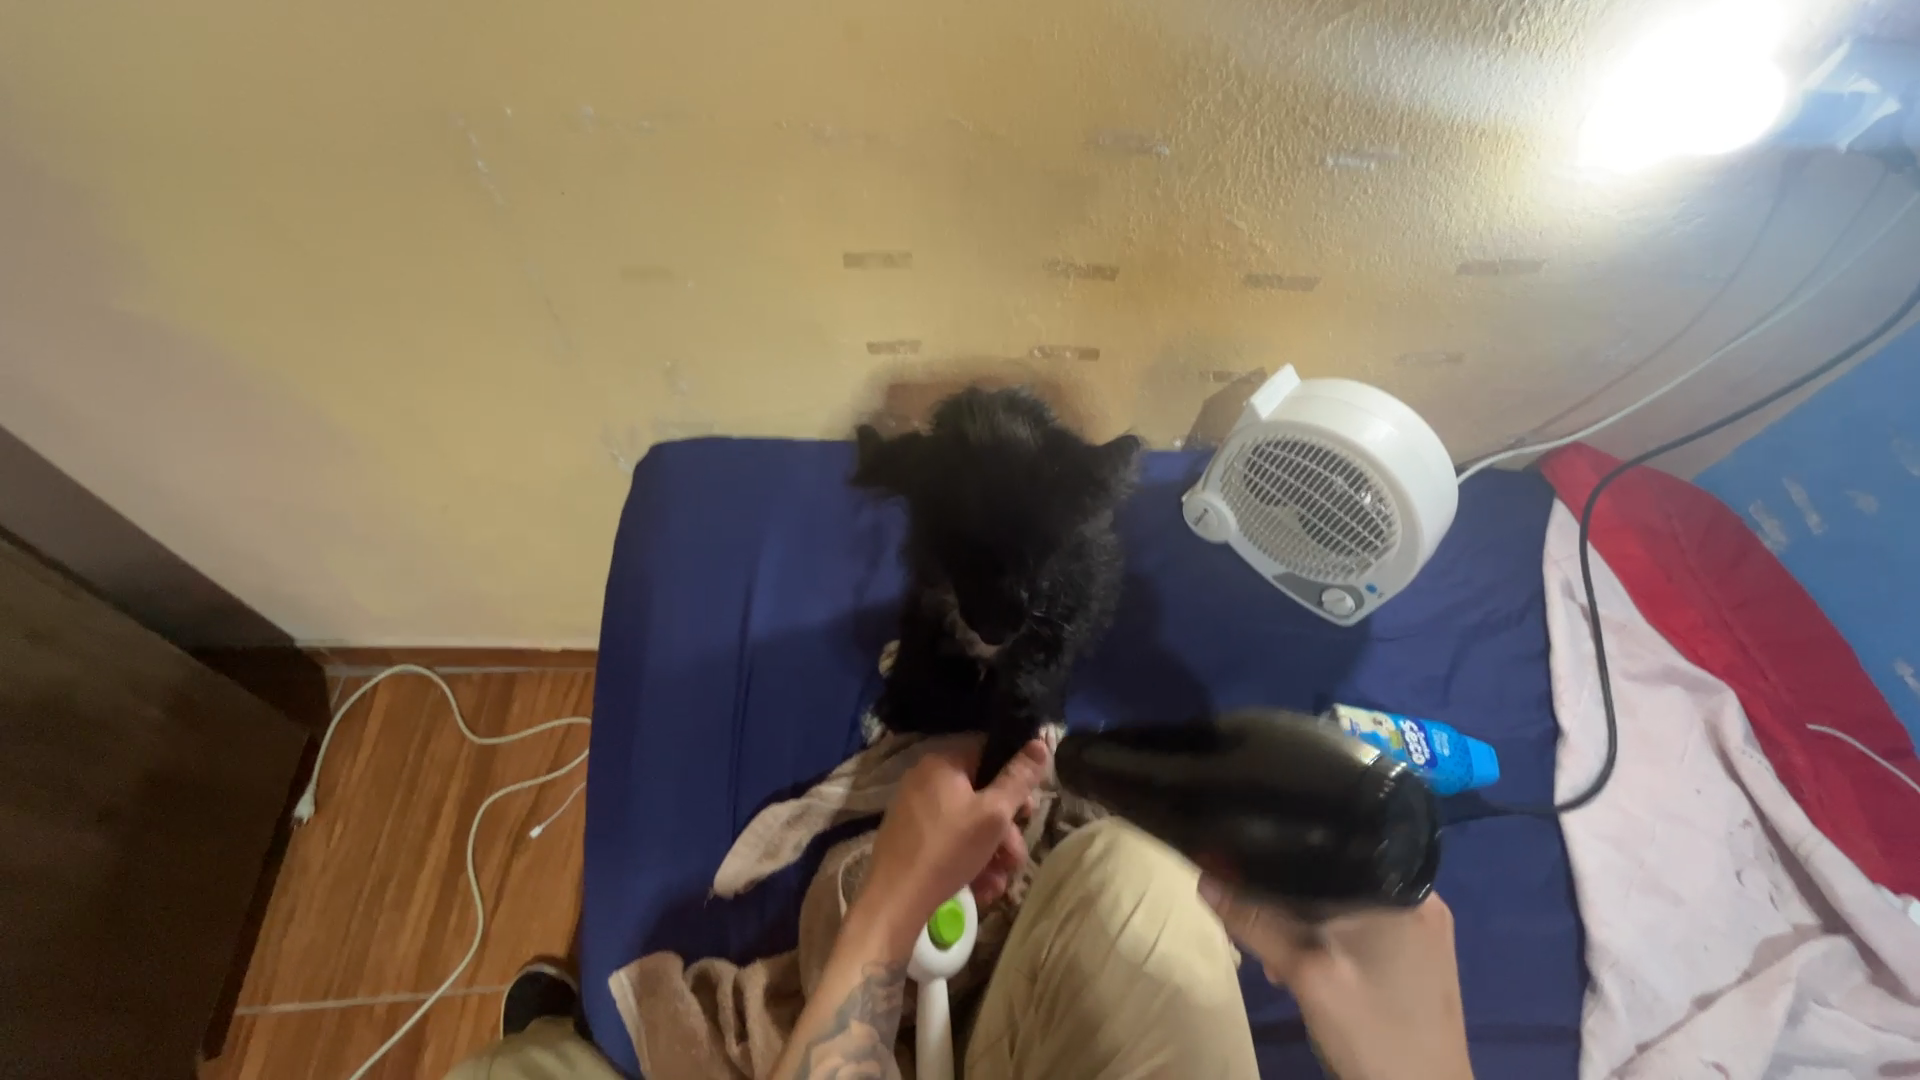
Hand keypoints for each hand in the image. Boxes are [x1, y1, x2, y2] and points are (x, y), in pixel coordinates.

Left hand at [850, 737, 1050, 954]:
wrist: (894, 902)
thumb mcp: (993, 814)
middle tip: (1016, 854)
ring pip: (968, 822)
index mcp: (943, 762)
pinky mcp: (911, 837)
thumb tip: (1040, 743)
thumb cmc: (948, 850)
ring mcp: (915, 808)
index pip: (988, 752)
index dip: (1015, 777)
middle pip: (980, 793)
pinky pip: (949, 839)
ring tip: (1000, 881)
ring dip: (991, 851)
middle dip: (1005, 828)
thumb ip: (1019, 778)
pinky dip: (968, 859)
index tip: (1028, 809)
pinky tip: (982, 888)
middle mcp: (926, 778)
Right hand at [1199, 881, 1473, 1079]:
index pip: (1330, 847)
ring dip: (1298, 924)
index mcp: (1405, 890)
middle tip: (1250, 924)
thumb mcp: (1307, 973)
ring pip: (1337, 905)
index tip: (1240, 867)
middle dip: (1284, 899)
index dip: (1280, 854)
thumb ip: (1256, 922)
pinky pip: (1351, 928)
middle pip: (1330, 877)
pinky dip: (1320, 940)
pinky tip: (1300, 966)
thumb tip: (1204, 880)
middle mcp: (1417, 900)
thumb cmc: (1375, 1033)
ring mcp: (1417, 932)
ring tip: (1272, 956)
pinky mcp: (1412, 959)